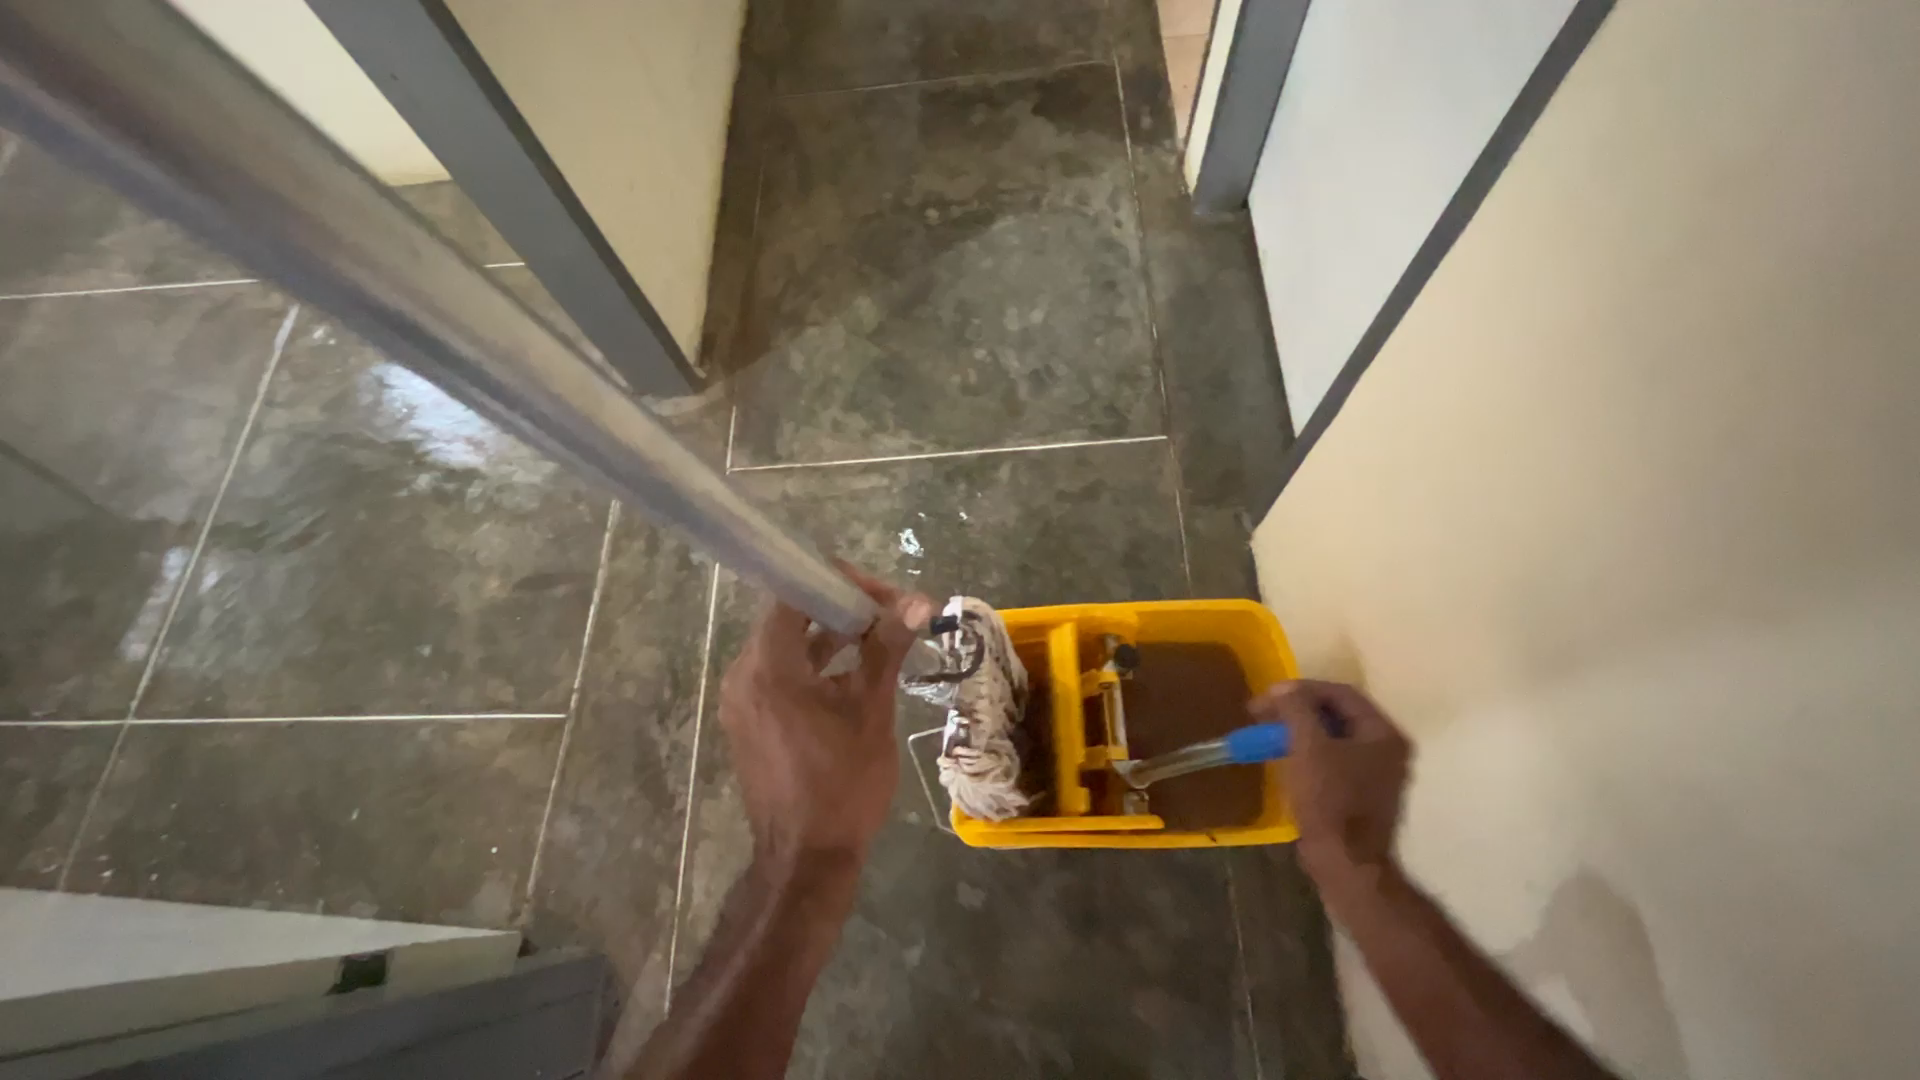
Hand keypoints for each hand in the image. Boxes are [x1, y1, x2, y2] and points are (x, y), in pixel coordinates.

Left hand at [718, 566, 933, 863]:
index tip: (883, 597)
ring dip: (832, 639)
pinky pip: (782, 676)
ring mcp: (741, 700)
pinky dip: (817, 667)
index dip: (840, 584)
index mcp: (768, 666)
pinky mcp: (749, 722)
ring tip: (882, 642)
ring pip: (788, 648)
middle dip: (843, 610)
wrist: (807, 860)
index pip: (794, 593)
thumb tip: (919, 599)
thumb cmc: (843, 783)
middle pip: (790, 618)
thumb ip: (887, 647)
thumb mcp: (871, 709)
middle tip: (891, 616)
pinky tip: (855, 676)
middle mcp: (743, 675)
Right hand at [1251, 680, 1412, 903]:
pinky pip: (1332, 760)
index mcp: (1383, 733)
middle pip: (1337, 713)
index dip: (1301, 689)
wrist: (1345, 863)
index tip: (1267, 697)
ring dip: (1299, 731)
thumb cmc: (1330, 800)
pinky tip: (1284, 759)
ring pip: (1332, 737)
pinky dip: (1307, 752)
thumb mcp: (1308, 746)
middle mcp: (1387, 749)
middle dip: (1297, 709)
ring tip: (1267, 736)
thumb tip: (1284, 688)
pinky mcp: (1361, 794)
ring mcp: (1376, 773)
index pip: (1341, 693)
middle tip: (1263, 714)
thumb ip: (1296, 709)